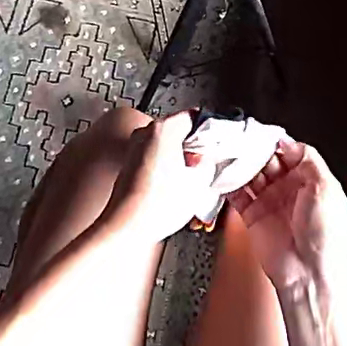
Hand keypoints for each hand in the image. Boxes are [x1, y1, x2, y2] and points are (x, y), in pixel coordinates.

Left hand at [98, 111, 218, 244]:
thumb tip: (211, 156)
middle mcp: (145, 133)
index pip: (195, 116)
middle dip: (196, 145)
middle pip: (179, 130)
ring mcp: (134, 148)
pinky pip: (155, 157)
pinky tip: (175, 185)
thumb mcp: (200, 181)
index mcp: (163, 129)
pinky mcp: (129, 165)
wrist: (126, 228)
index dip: (212, 129)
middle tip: (209, 161)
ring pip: (166, 144)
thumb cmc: (156, 205)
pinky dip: (167, 166)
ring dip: (181, 156)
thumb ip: (211, 161)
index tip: (220, 140)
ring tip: (193, 177)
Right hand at [227, 140, 346, 296]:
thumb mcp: (326, 188)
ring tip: (229, 155)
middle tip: (241, 142)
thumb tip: (287, 141)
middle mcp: (290, 190)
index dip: (275, 142)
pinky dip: (228, 185)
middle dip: (255, 151)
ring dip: (240, 165)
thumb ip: (308, 159)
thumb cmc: (327, 238)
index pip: (290, 152)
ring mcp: (271, 203)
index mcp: (311, 180)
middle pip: (267, 161)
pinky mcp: (253, 217)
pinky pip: (238, 195)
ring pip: (251, 175)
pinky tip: (223, 175)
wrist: (310, 276)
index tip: (261, 134)